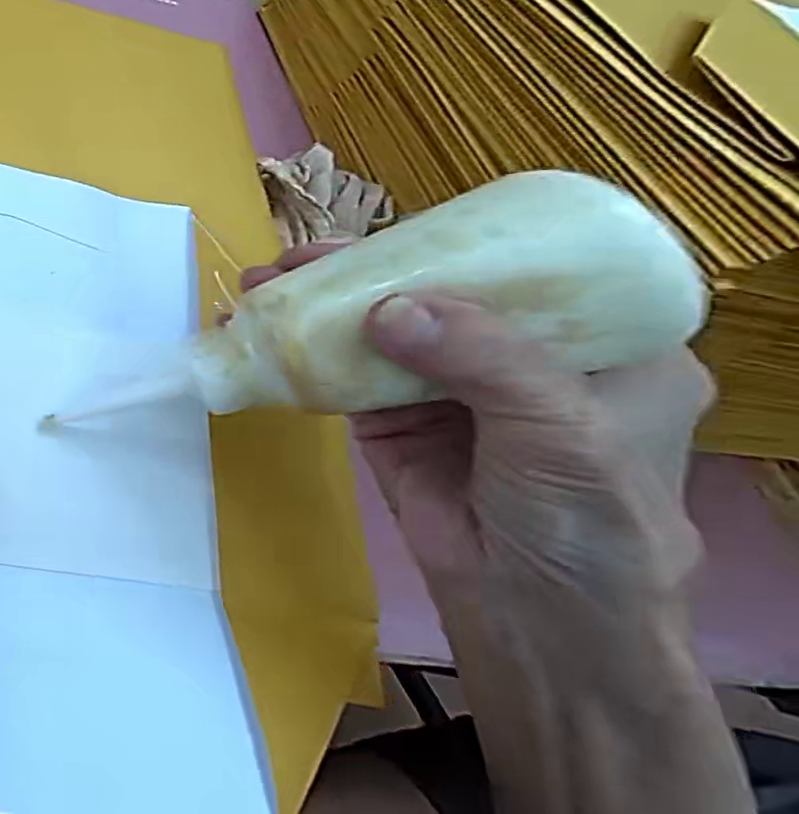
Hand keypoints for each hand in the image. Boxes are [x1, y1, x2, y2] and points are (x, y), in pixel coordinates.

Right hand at [243, 245, 750, 813]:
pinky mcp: (386, 415)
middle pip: (426, 293)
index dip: (453, 242)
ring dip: (314, 306)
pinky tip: (260, 334)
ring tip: (256, 287)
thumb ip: (487, 363)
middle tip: (292, 260)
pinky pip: (339, 371)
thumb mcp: (563, 436)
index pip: (520, 271)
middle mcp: (512, 356)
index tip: (382, 233)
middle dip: (356, 271)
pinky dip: (299, 352)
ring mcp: (440, 385)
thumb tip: (387, 308)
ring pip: (372, 327)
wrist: (527, 618)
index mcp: (594, 346)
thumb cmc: (587, 526)